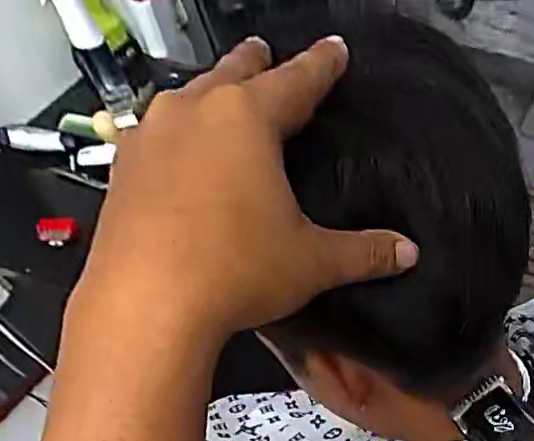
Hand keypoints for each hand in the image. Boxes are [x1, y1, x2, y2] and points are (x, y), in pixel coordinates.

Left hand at [68, 36, 417, 348]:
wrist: (150, 298)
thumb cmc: (238, 268)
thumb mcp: (313, 262)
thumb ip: (364, 253)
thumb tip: (409, 252)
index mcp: (247, 120)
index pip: (295, 81)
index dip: (320, 66)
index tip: (334, 49)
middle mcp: (194, 111)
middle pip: (232, 73)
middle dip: (255, 63)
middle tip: (266, 52)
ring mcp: (151, 134)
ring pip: (189, 98)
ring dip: (212, 94)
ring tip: (222, 97)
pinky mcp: (124, 166)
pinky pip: (158, 134)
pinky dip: (178, 134)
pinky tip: (179, 151)